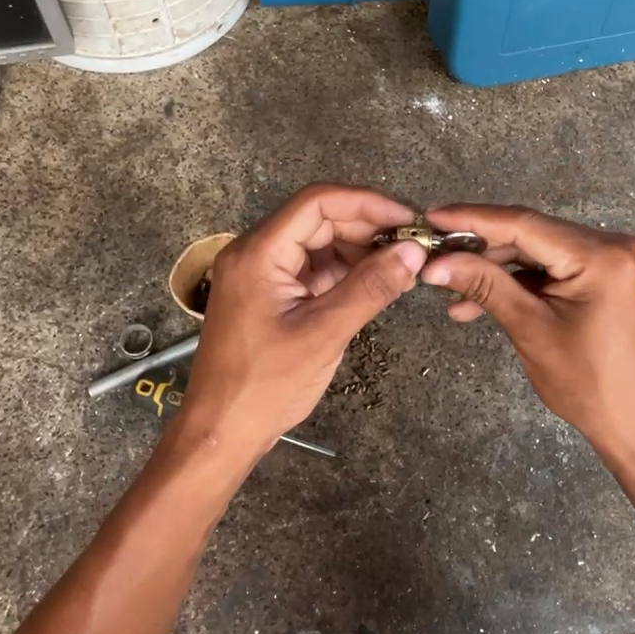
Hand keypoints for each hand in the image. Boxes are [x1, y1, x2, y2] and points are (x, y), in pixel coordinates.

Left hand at [182, 184, 426, 456]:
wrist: (221, 431)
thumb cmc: (265, 386)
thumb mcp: (324, 333)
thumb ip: (370, 288)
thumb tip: (413, 254)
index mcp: (259, 252)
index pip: (317, 202)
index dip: (367, 203)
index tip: (408, 220)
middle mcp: (255, 253)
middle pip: (318, 219)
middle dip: (367, 228)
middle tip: (412, 246)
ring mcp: (261, 274)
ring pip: (317, 244)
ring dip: (359, 250)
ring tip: (401, 267)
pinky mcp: (269, 295)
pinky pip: (311, 269)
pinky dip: (344, 272)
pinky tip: (375, 283)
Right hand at [419, 205, 634, 447]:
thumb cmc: (587, 383)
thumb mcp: (529, 329)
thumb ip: (484, 285)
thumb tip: (433, 265)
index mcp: (600, 255)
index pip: (524, 223)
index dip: (471, 219)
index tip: (429, 217)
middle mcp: (610, 244)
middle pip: (529, 233)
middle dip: (478, 246)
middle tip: (432, 254)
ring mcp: (609, 258)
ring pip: (535, 251)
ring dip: (493, 268)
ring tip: (448, 286)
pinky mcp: (602, 275)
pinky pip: (549, 268)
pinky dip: (516, 282)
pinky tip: (477, 301)